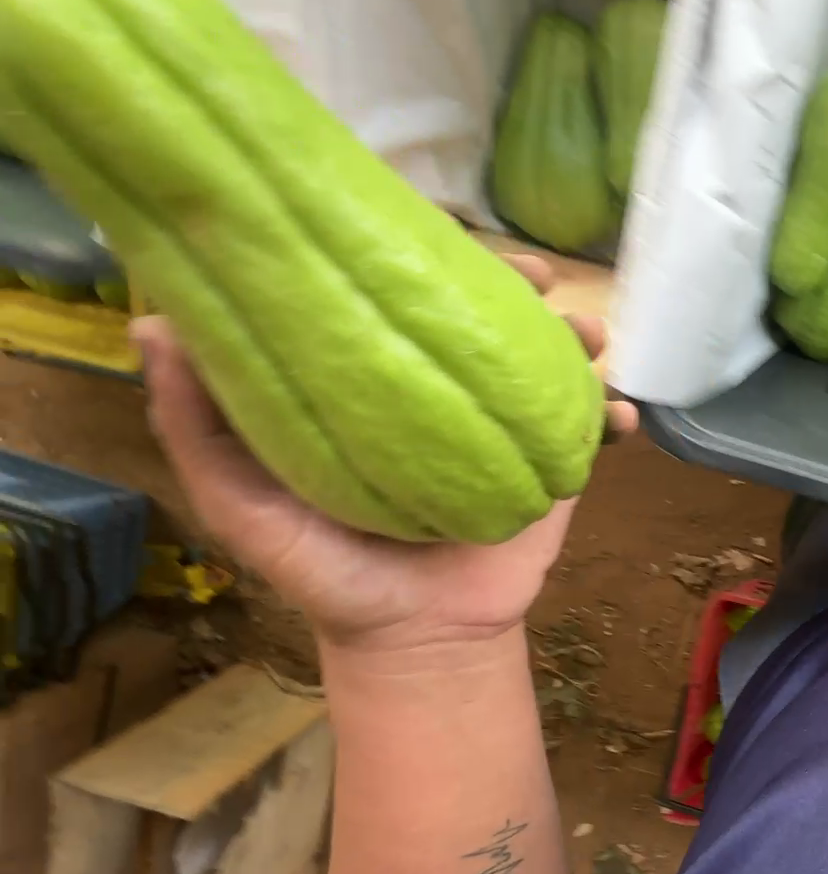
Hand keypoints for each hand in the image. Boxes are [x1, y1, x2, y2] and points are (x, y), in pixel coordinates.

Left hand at [132, 254, 641, 658]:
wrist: (420, 634)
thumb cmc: (328, 571)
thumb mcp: (245, 504)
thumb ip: (204, 427)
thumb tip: (159, 322)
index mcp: (384, 392)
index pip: (409, 310)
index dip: (432, 265)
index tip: (450, 239)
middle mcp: (449, 402)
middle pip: (494, 328)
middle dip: (525, 292)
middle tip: (543, 280)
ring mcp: (507, 435)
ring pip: (552, 370)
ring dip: (580, 345)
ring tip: (591, 339)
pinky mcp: (554, 471)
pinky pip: (593, 437)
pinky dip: (616, 419)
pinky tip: (622, 417)